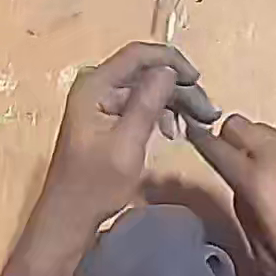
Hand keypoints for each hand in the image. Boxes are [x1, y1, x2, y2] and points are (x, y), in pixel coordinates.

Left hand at [33, 42, 219, 234]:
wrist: (68, 221)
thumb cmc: (94, 186)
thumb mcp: (126, 145)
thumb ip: (147, 103)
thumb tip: (169, 69)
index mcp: (94, 84)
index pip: (138, 54)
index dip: (171, 60)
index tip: (197, 79)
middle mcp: (96, 84)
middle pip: (145, 70)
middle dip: (178, 87)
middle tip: (207, 111)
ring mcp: (100, 99)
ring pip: (146, 86)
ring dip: (174, 100)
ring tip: (200, 121)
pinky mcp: (106, 114)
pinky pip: (140, 101)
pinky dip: (161, 112)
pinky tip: (175, 130)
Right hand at [189, 116, 275, 275]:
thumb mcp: (268, 260)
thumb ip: (247, 217)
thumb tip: (243, 194)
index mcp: (259, 181)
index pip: (217, 147)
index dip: (199, 141)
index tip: (189, 136)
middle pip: (240, 124)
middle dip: (227, 137)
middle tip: (227, 161)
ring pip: (266, 131)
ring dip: (256, 145)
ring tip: (263, 177)